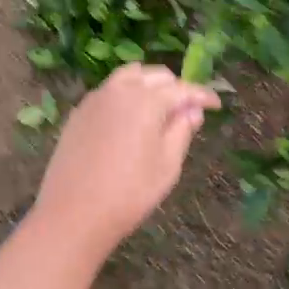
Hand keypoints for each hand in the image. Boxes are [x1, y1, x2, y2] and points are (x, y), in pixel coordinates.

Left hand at [28, 63, 221, 256]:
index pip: (181, 89)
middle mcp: (121, 89)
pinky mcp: (80, 110)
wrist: (73, 213)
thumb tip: (193, 110)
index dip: (201, 94)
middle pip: (155, 75)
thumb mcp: (167, 166)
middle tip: (187, 109)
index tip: (215, 103)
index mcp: (146, 100)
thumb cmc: (129, 193)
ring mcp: (97, 97)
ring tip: (159, 106)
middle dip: (175, 87)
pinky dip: (126, 93)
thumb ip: (182, 131)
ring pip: (130, 75)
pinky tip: (129, 117)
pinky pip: (110, 90)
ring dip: (149, 84)